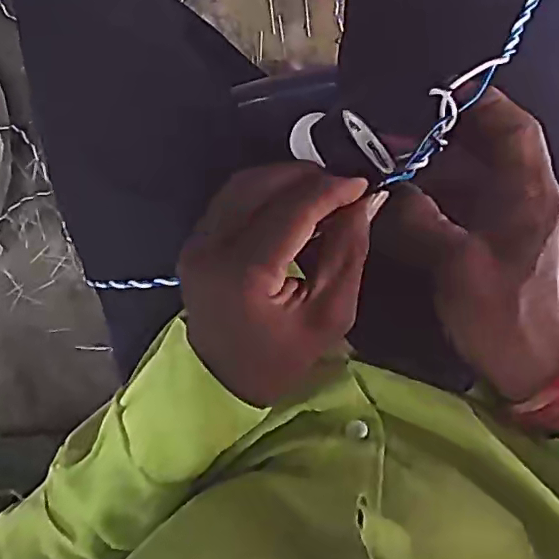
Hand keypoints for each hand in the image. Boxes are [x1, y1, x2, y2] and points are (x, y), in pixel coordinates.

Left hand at [179, 163, 380, 405]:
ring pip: (242, 184)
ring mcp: (195, 241)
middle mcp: (210, 247)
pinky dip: (264, 190)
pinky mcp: (193, 240)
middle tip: (343, 188)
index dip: (330, 190)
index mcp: (244, 272)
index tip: (362, 185)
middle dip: (307, 177)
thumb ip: (347, 251)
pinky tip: (291, 203)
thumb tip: (364, 201)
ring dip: (284, 178)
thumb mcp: (329, 315)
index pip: (291, 209)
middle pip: (261, 184)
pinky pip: (231, 198)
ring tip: (321, 192)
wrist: (222, 381)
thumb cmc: (280, 358)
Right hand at [381, 90, 558, 401]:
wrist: (523, 361)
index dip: (483, 102)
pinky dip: (429, 186)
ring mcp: (503, 214)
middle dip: (443, 130)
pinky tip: (398, 185)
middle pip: (487, 144)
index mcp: (529, 195)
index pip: (515, 129)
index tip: (441, 89)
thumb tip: (388, 187)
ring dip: (431, 160)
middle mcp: (521, 195)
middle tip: (397, 121)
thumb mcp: (456, 263)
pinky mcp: (486, 232)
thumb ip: (421, 219)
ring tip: (387, 150)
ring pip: (468, 170)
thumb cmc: (499, 311)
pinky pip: (457, 195)